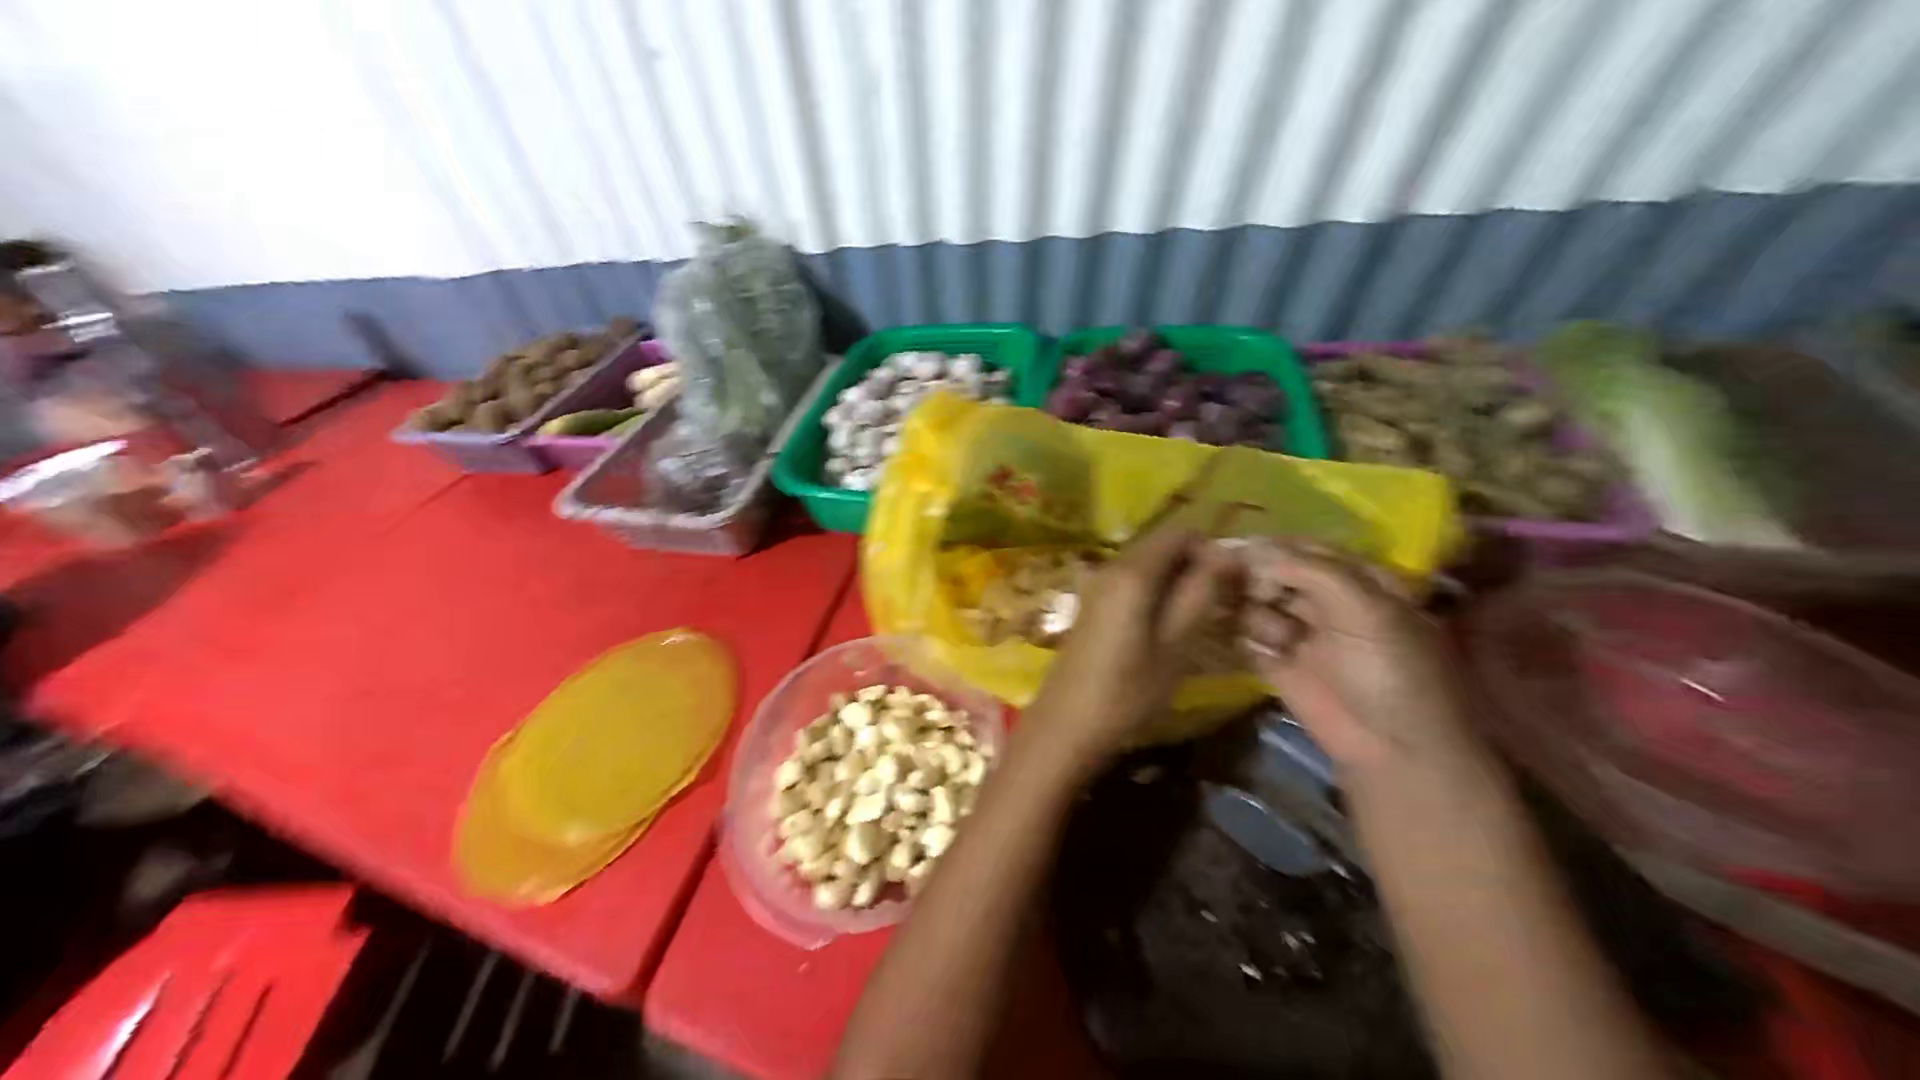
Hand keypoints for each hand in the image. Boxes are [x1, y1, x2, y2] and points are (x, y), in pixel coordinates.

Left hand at [1025, 525, 1240, 771]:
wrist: (1067, 723)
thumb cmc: (1129, 689)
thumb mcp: (1177, 643)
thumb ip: (1202, 593)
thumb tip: (1228, 556)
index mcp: (1132, 571)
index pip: (1181, 532)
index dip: (1212, 550)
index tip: (1233, 583)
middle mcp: (1110, 566)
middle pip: (1162, 545)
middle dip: (1196, 563)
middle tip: (1222, 601)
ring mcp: (1096, 584)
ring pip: (1147, 563)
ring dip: (1177, 579)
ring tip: (1200, 616)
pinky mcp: (1091, 603)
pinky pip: (1131, 581)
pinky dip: (1155, 591)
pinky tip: (1168, 625)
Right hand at [1240, 542, 1473, 772]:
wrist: (1392, 750)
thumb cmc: (1391, 673)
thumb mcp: (1366, 610)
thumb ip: (1312, 571)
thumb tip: (1254, 548)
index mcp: (1356, 579)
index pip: (1304, 548)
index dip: (1273, 547)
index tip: (1241, 551)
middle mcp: (1323, 599)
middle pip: (1272, 572)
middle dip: (1257, 579)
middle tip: (1259, 596)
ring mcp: (1297, 630)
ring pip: (1254, 601)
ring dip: (1256, 613)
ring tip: (1278, 640)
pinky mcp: (1274, 661)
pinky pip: (1244, 634)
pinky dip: (1244, 637)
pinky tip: (1264, 652)